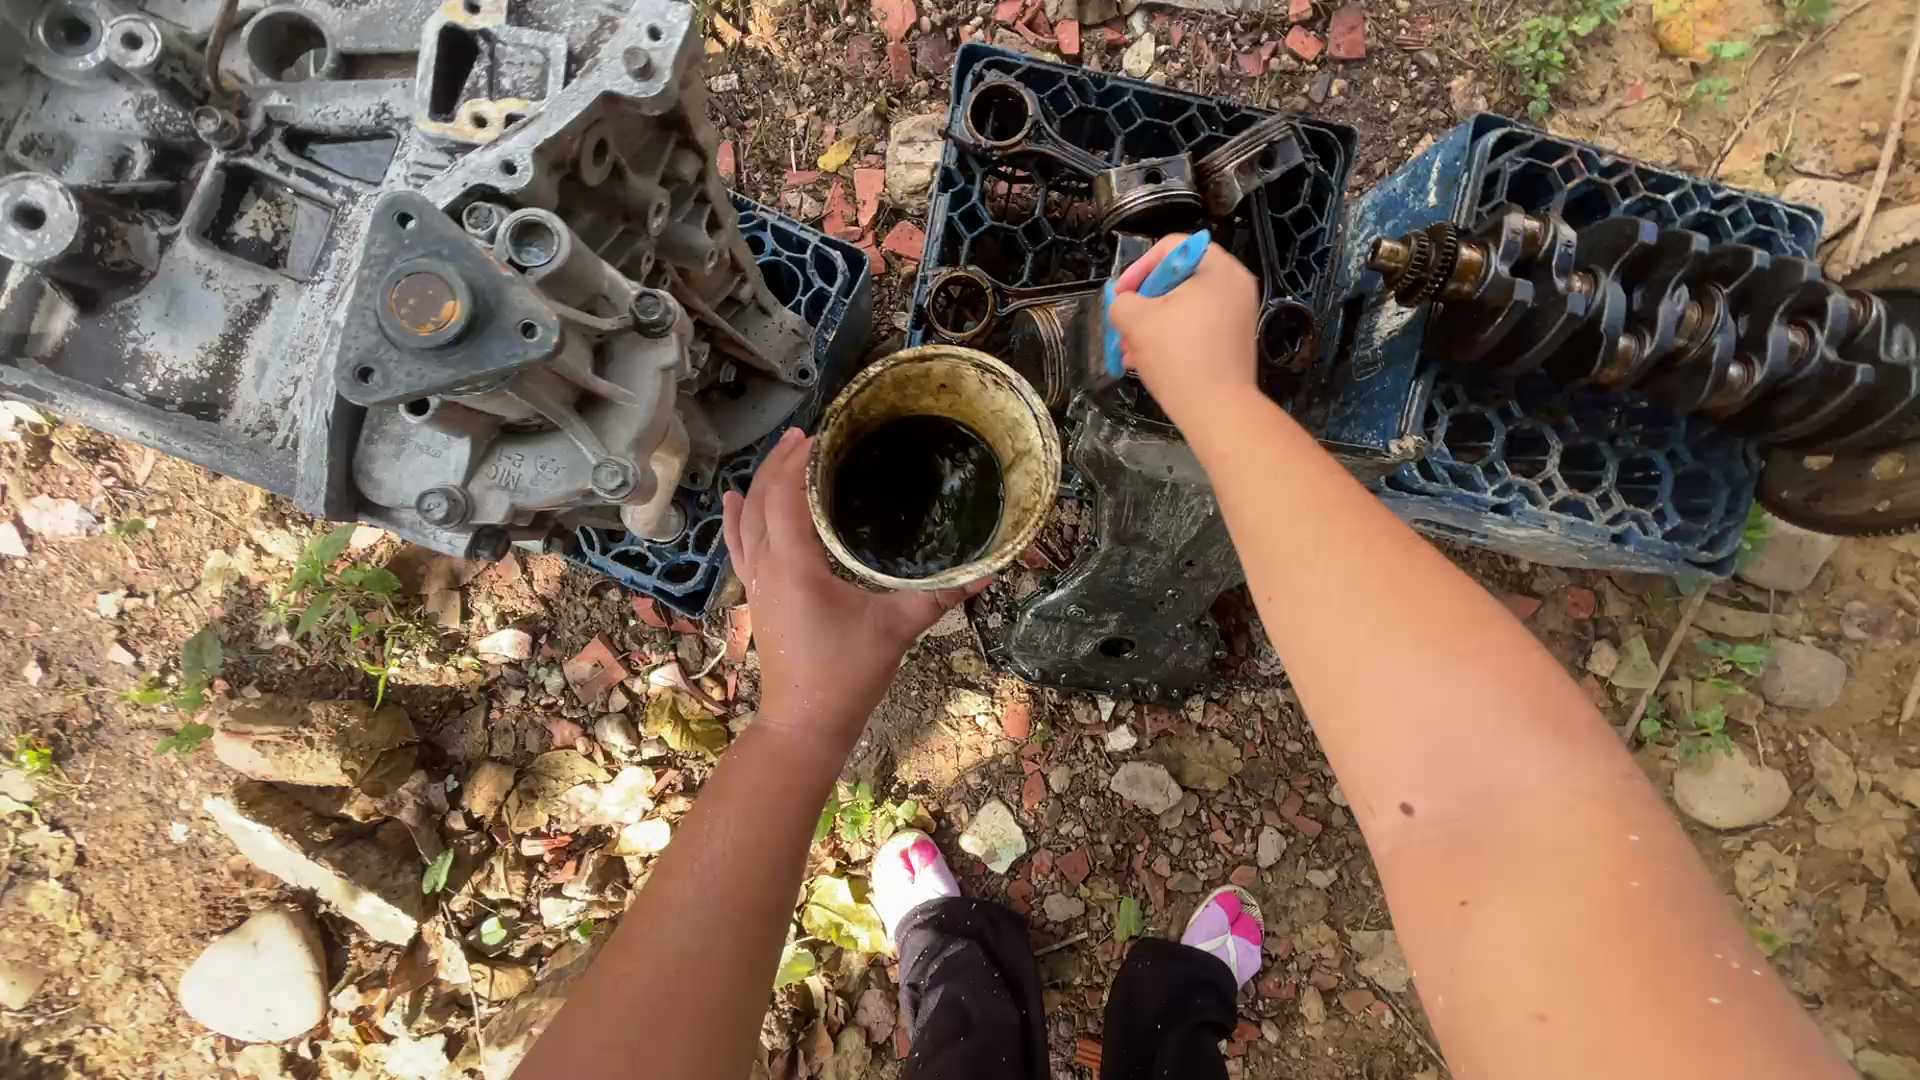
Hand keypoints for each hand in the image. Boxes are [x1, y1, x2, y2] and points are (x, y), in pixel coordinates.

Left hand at [722, 428, 986, 753]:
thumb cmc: (846, 674)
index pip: (788, 496)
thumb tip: (987, 568)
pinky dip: (736, 519)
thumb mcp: (897, 629)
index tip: (825, 435)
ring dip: (762, 483)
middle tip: (810, 434)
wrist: (805, 723)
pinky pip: (739, 546)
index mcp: (795, 564)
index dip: (801, 462)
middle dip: (782, 462)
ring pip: (748, 519)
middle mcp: (767, 566)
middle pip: (764, 499)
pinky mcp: (757, 597)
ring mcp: (756, 582)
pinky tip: (733, 500)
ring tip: (781, 453)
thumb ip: (939, 595)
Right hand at [1108, 234, 1261, 425]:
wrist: (1217, 409)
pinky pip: (1197, 327)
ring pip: (1184, 307)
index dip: (1138, 269)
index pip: (1170, 247)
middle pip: (1177, 279)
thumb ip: (1122, 302)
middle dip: (1143, 304)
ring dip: (1153, 325)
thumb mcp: (1137, 322)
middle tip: (1124, 326)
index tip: (1120, 297)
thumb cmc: (1178, 357)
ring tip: (1131, 351)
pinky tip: (1150, 362)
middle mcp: (1234, 284)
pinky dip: (1172, 338)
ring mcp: (1238, 313)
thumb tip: (1123, 303)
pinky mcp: (1234, 340)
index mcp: (1217, 268)